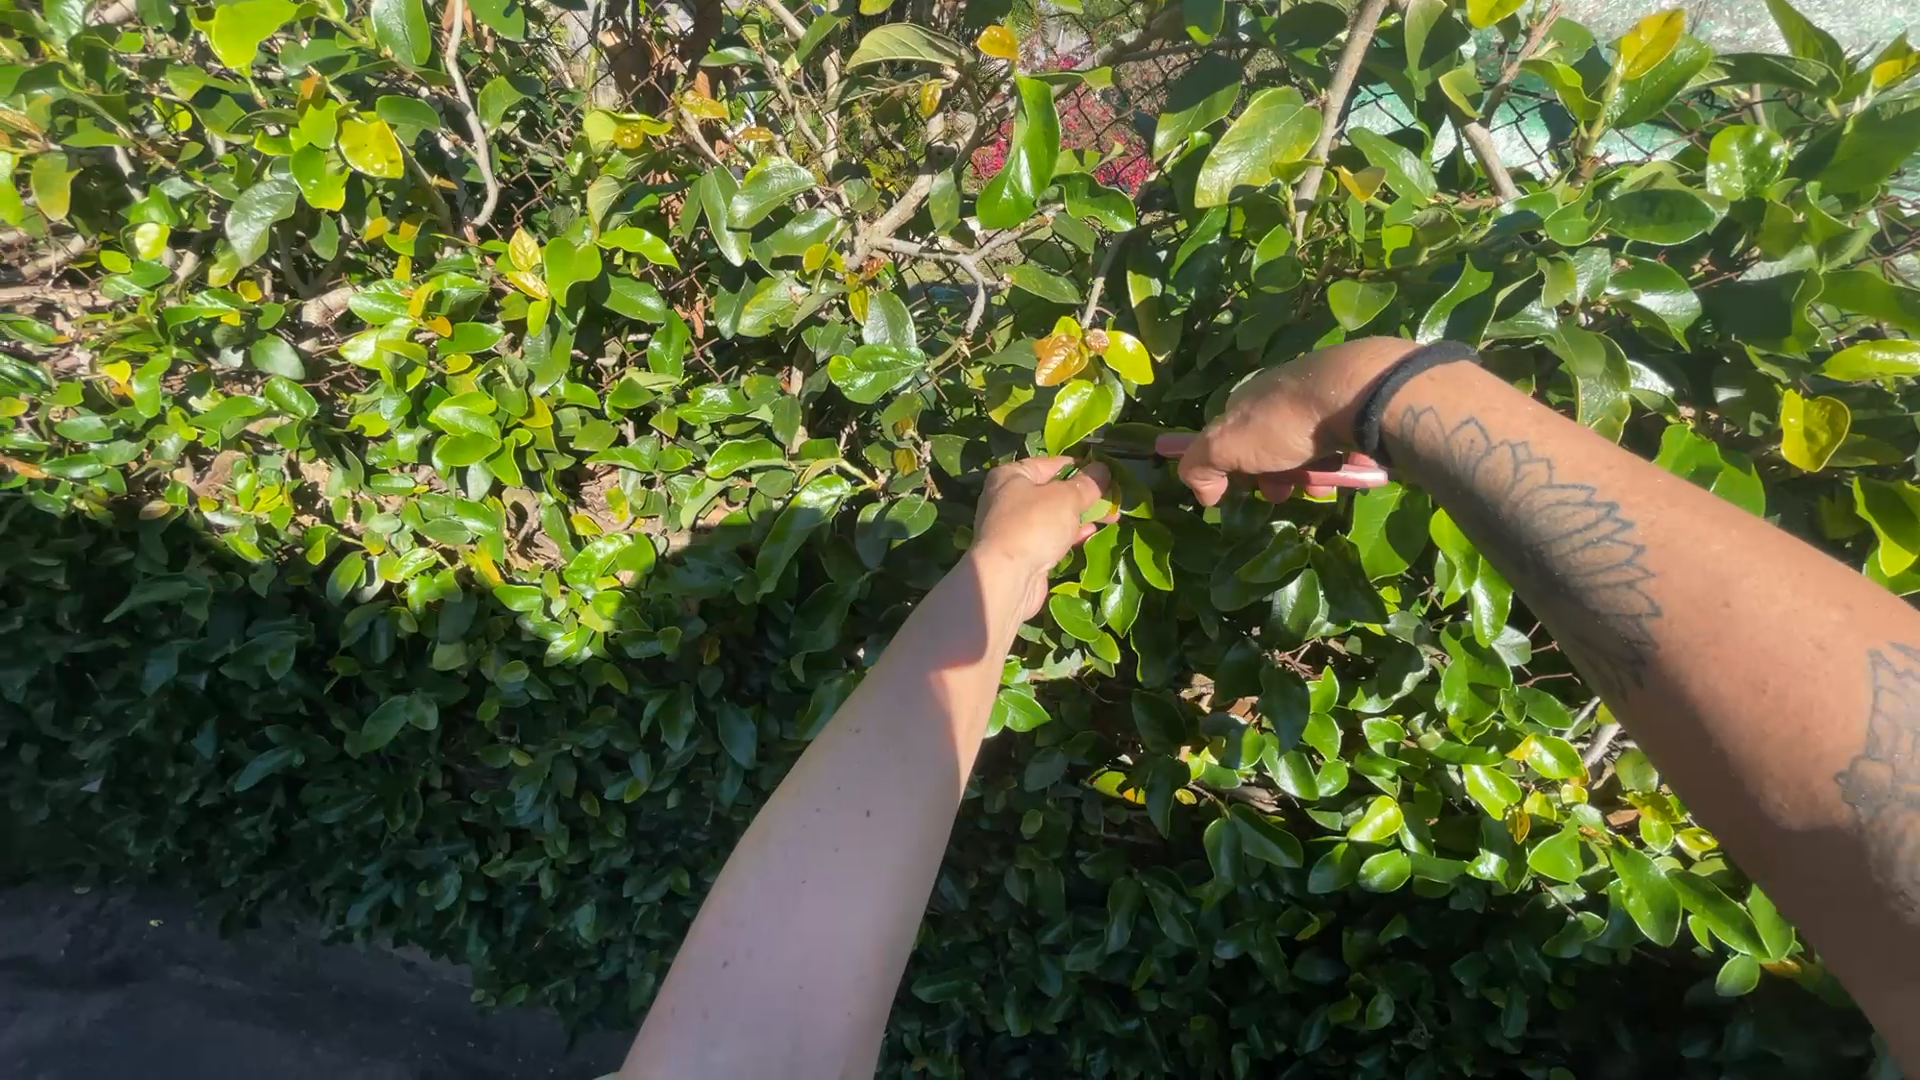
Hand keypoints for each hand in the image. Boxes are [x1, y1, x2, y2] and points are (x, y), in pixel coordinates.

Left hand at [971, 457, 1113, 618]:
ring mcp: (1013, 528)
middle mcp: (1007, 498)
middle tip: (1113, 497)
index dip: (1080, 467)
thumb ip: (1087, 484)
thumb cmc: (1034, 525)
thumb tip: (1102, 469)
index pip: (1052, 464)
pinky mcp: (1021, 553)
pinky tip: (1091, 533)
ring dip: (1080, 516)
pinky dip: (1070, 534)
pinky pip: (1050, 537)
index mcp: (1011, 476)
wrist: (1008, 578)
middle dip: (1084, 495)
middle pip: (1052, 491)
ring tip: (1111, 516)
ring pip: (1053, 516)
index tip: (1105, 473)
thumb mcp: (1066, 498)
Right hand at [1157, 337, 1416, 505]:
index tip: (1244, 491)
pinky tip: (1348, 472)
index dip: (1231, 468)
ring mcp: (1321, 397)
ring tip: (1322, 489)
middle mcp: (1281, 394)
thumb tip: (1203, 492)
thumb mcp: (1227, 445)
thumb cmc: (1286, 423)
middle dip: (1273, 476)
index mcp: (1246, 399)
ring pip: (1308, 446)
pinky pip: (1344, 440)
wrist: (1360, 393)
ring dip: (1310, 475)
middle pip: (1269, 445)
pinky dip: (1342, 461)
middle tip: (1285, 495)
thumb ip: (1200, 465)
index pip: (1229, 437)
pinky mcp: (1358, 405)